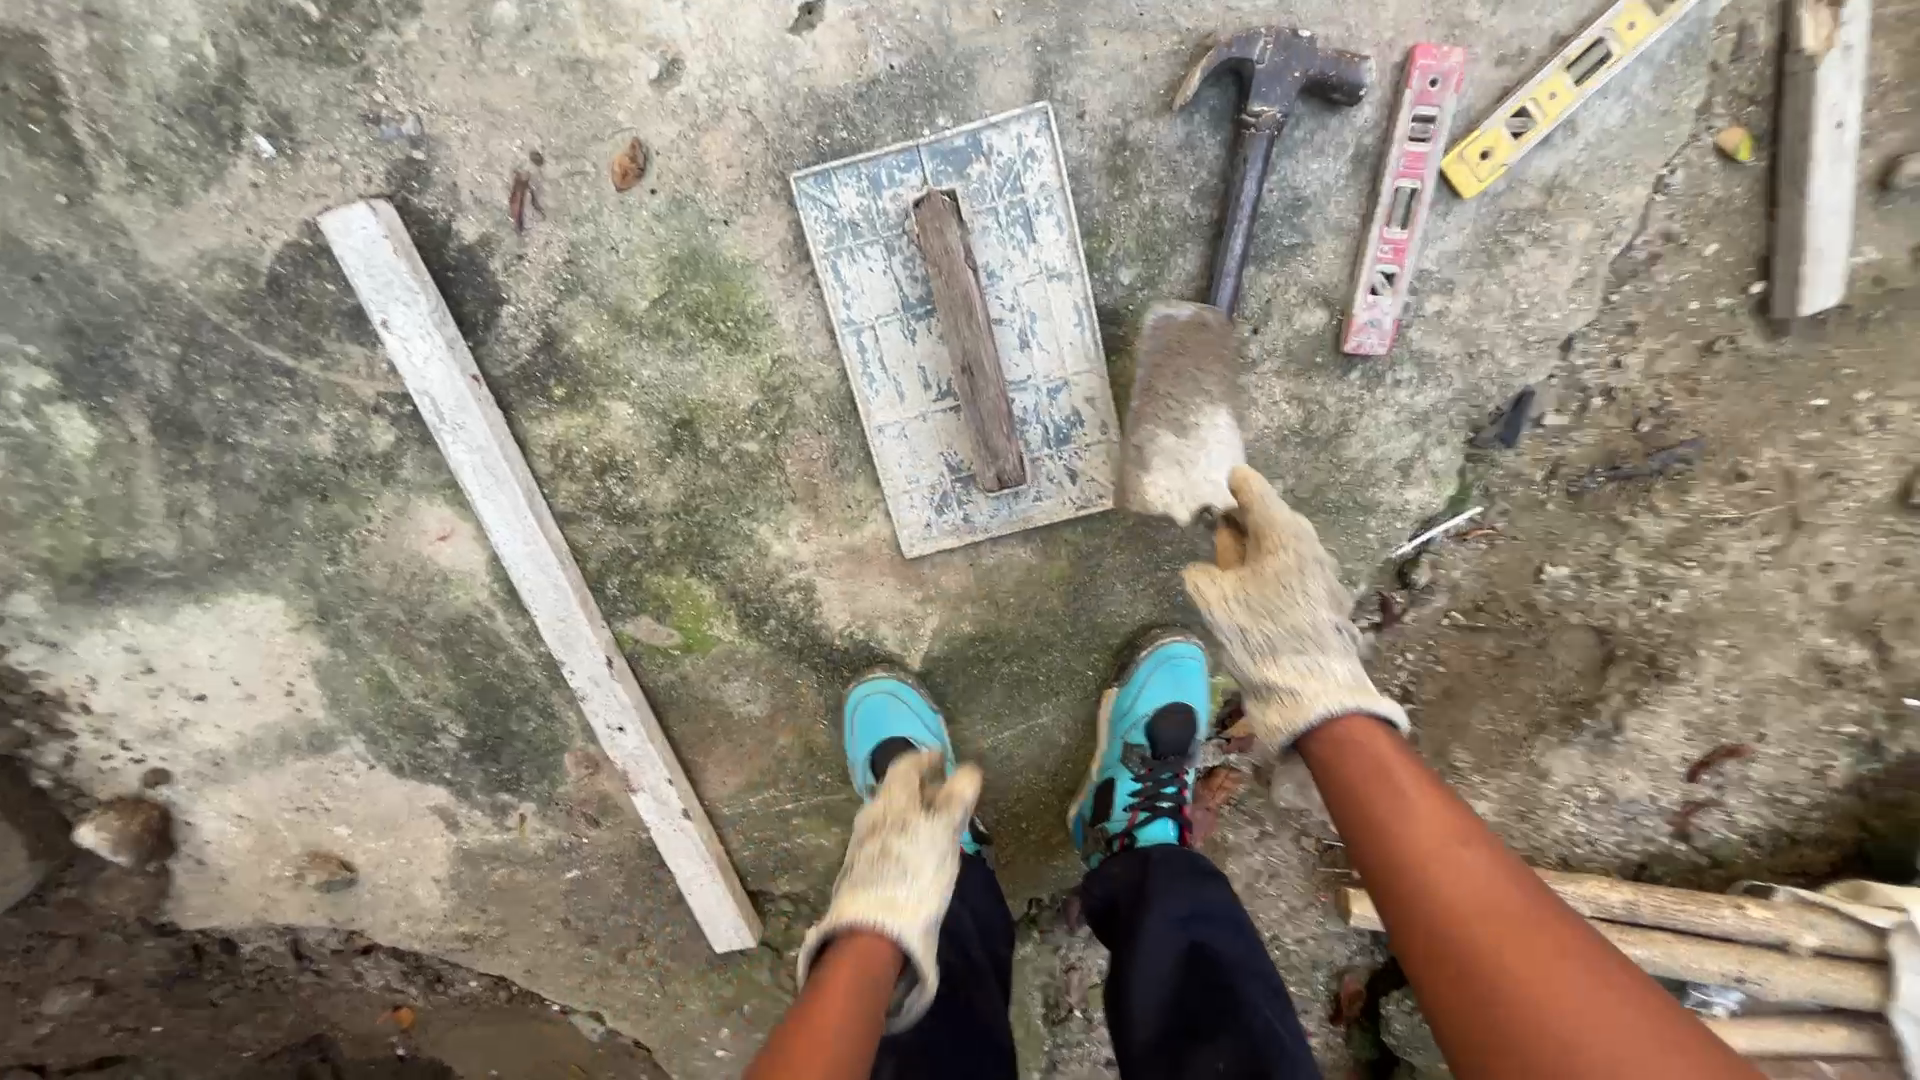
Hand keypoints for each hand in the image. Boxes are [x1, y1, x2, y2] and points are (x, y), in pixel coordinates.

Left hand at [796, 751, 981, 1030]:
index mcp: (890, 799)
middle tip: (947, 795)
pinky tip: (921, 858)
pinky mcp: (862, 874)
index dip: (926, 758)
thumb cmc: (915, 870)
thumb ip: (957, 797)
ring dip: (915, 817)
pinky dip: (907, 840)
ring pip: (892, 820)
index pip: (906, 765)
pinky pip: (888, 844)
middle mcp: (871, 816)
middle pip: (897, 793)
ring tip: (939, 828)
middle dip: (923, 791)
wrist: (874, 931)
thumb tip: (969, 769)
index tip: (943, 758)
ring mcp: (863, 846)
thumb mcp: (945, 829)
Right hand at [1182, 466, 1407, 748]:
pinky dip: (1276, 571)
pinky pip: (1297, 571)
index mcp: (1282, 533)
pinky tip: (1263, 589)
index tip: (1232, 476)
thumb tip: (1207, 566)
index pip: (1258, 494)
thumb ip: (1204, 571)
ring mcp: (1324, 573)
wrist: (1310, 687)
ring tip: (1240, 559)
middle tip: (1225, 525)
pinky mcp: (1330, 600)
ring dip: (1264, 548)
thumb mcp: (1214, 598)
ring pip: (1288, 548)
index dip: (1241, 484)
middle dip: (1249, 519)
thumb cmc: (1258, 632)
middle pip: (1275, 520)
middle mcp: (1309, 545)